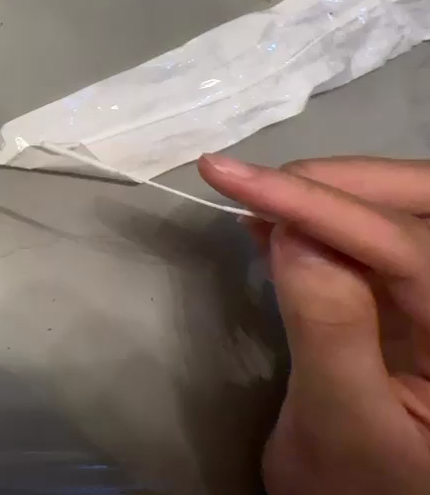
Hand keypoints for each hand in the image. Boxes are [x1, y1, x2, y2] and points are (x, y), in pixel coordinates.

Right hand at [199, 154, 429, 494]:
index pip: (416, 254)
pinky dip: (327, 212)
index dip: (321, 205)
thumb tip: (288, 234)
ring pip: (412, 213)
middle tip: (252, 181)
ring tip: (258, 199)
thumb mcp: (344, 420)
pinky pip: (385, 234)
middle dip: (346, 182)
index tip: (225, 172)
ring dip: (335, 192)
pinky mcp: (417, 300)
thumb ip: (330, 329)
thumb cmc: (357, 484)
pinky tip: (279, 220)